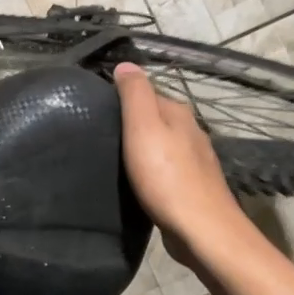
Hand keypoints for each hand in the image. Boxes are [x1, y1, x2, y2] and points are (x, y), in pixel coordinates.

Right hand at [114, 62, 246, 252]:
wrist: (201, 230)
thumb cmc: (166, 176)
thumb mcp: (143, 127)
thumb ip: (135, 94)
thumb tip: (125, 64)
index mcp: (179, 113)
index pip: (145, 93)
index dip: (119, 98)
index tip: (92, 109)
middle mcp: (190, 131)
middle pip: (153, 118)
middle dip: (129, 122)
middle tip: (96, 133)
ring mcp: (194, 160)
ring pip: (159, 143)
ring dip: (139, 146)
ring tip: (110, 156)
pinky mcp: (191, 185)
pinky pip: (164, 167)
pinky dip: (149, 168)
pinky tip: (135, 179)